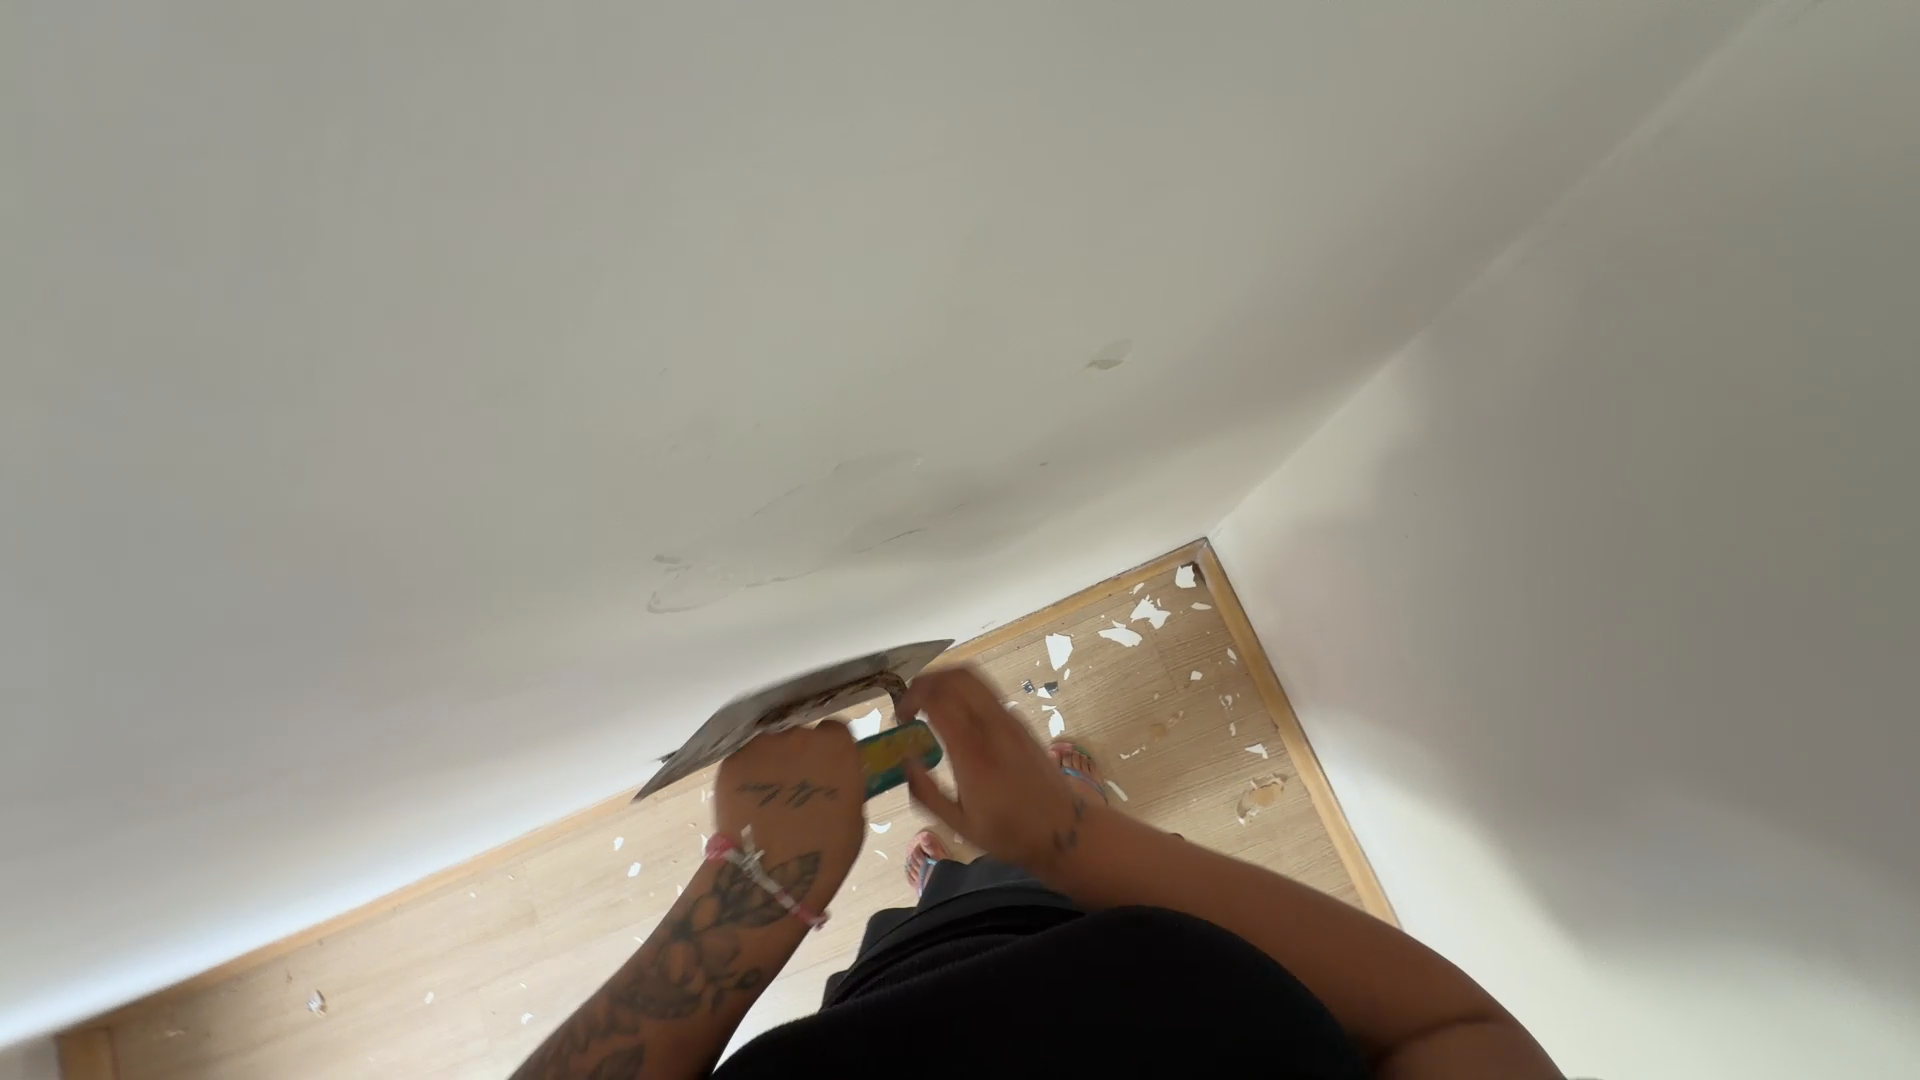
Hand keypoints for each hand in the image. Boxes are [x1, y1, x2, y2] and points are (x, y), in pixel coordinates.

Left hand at [713, 722, 864, 909]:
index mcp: (836, 746)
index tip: (826, 765)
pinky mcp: (732, 762)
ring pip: (770, 746)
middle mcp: (800, 735)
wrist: (771, 877)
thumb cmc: (827, 852)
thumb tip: (833, 777)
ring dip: (772, 762)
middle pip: (800, 734)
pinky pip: (745, 762)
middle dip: (799, 754)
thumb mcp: (853, 811)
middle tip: (795, 784)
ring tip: (768, 796)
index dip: (829, 747)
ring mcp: (763, 746)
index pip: (834, 730)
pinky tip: (748, 802)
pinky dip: (747, 777)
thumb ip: (844, 781)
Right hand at [898, 667, 1099, 878]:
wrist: (1063, 829)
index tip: (900, 717)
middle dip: (926, 681)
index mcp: (973, 752)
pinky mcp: (1019, 721)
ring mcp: (1009, 719)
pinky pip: (986, 691)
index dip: (912, 699)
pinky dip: (963, 691)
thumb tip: (905, 761)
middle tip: (910, 703)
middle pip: (956, 677)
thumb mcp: (959, 824)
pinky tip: (955, 714)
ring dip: (945, 681)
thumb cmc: (1009, 832)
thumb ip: (926, 792)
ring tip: (929, 702)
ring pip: (973, 677)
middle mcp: (992, 726)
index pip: (938, 700)